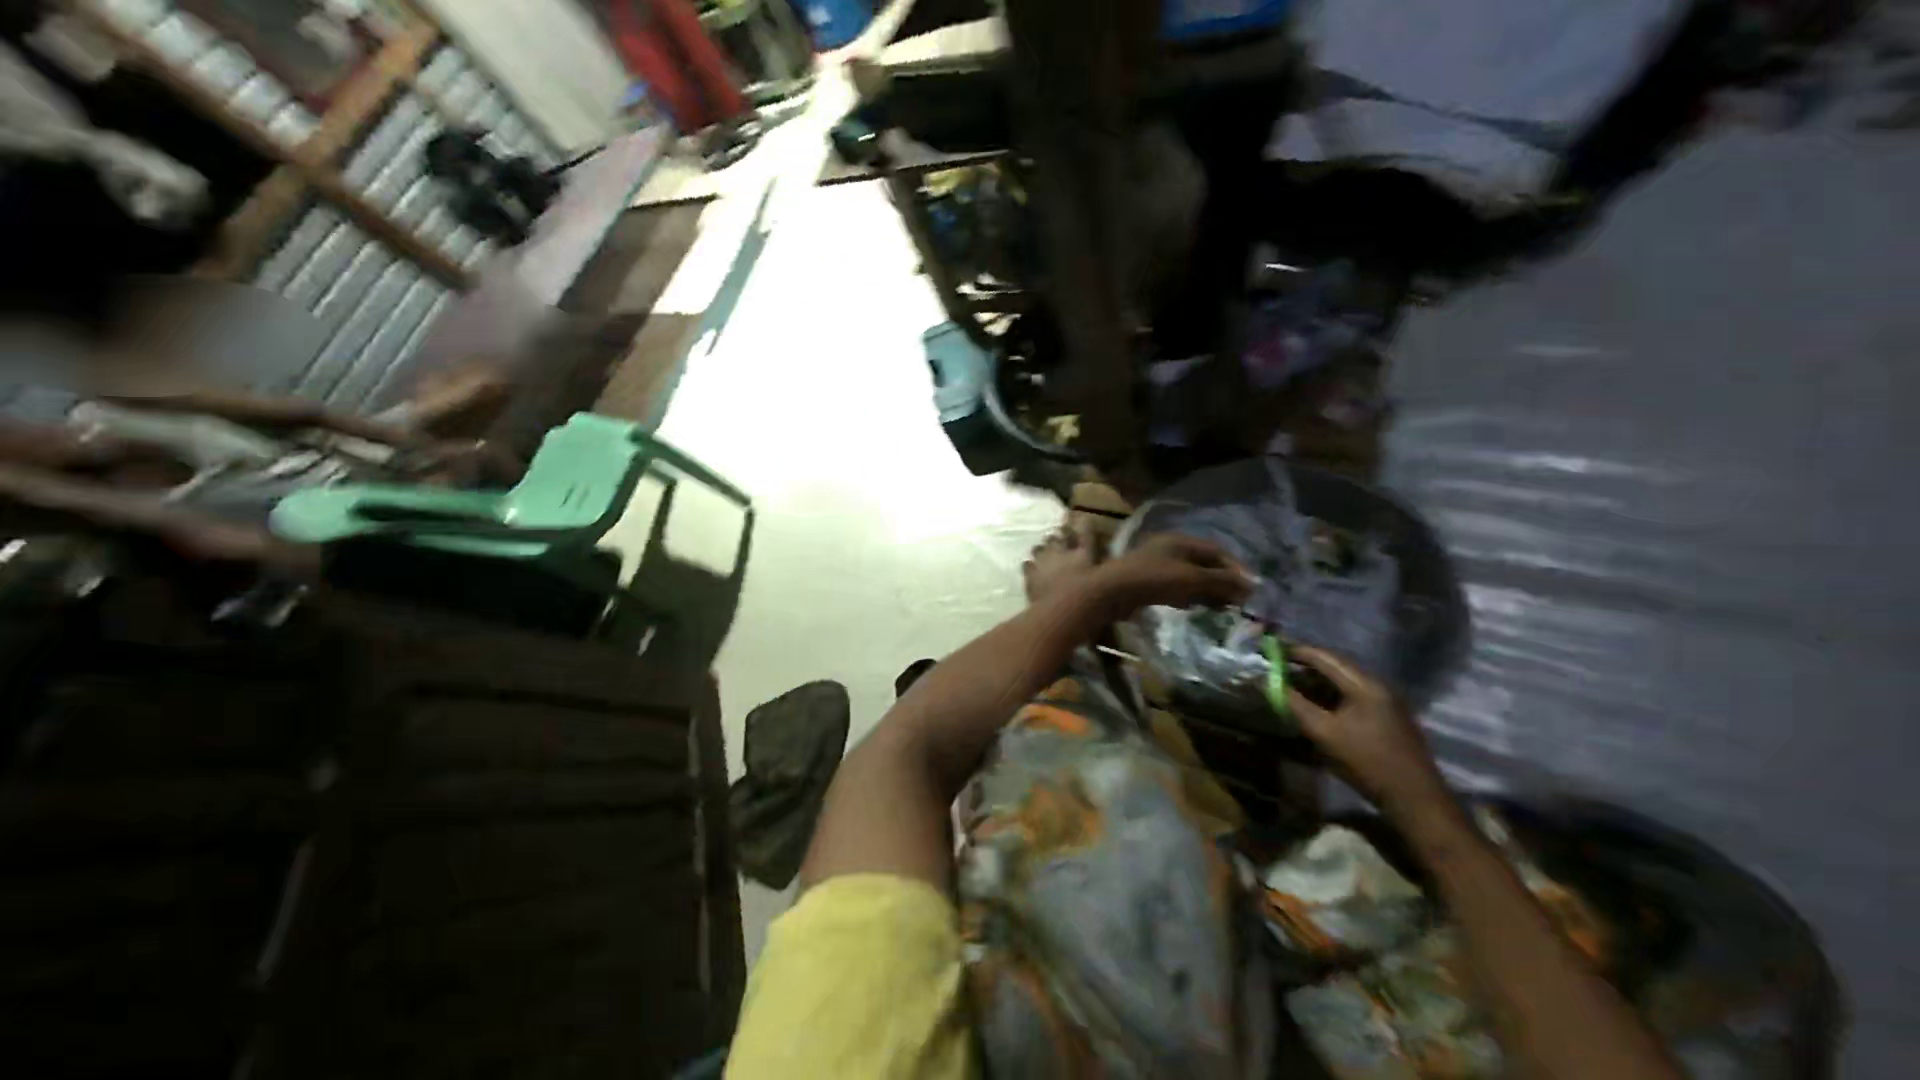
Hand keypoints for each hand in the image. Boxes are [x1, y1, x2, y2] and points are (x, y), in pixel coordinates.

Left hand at [1090, 533, 1251, 620]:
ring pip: (1189, 577)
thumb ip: (1222, 581)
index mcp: (1180, 541)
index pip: (1216, 551)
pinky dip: (1189, 597)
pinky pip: (1175, 588)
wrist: (1112, 593)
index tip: (1250, 587)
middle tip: (1238, 600)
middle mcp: (1168, 549)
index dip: (1235, 568)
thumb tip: (1251, 586)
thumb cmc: (1154, 579)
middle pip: (1203, 564)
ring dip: (1207, 591)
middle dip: (1222, 581)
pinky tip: (1194, 608)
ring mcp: (1156, 566)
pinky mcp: (1146, 584)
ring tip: (1222, 607)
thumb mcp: (1192, 579)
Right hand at [1286, 645, 1449, 816]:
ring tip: (1292, 686)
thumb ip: (1294, 704)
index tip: (1271, 651)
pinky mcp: (1389, 716)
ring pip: (1345, 682)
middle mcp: (1378, 685)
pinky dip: (1332, 695)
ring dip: (1318, 681)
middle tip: (1278, 668)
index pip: (1324, 657)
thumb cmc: (1366, 762)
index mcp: (1365, 684)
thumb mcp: (1323, 733)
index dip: (1296, 651)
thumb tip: (1267, 682)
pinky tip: (1318, 705)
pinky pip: (1354, 695)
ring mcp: (1387, 701)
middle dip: (1305, 666)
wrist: (1414, 797)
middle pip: (1336, 666)